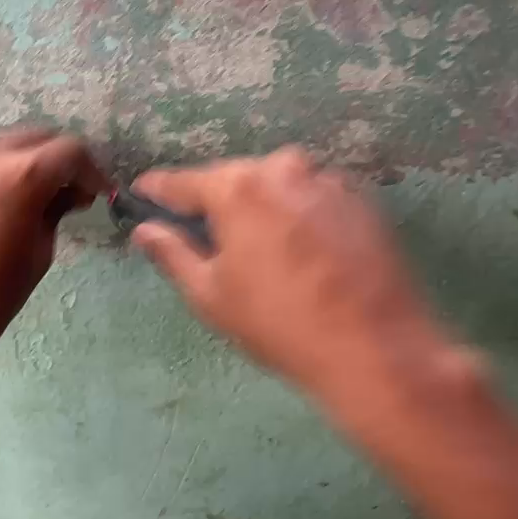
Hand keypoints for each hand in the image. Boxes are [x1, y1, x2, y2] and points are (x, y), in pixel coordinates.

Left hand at [0, 129, 107, 373]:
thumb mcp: (38, 256)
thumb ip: (55, 211)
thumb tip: (66, 193)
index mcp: (21, 174)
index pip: (70, 151)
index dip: (91, 170)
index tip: (95, 192)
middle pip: (34, 138)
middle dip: (55, 161)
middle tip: (63, 192)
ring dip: (16, 164)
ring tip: (18, 200)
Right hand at [131, 147, 446, 396]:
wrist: (377, 350)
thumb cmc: (279, 323)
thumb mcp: (210, 295)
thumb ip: (172, 253)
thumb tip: (143, 229)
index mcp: (236, 187)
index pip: (181, 182)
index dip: (157, 190)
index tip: (140, 193)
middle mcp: (281, 168)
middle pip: (233, 179)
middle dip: (215, 202)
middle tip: (207, 237)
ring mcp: (326, 181)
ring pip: (276, 186)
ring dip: (261, 207)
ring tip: (261, 249)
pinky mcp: (361, 200)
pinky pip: (312, 198)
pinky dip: (298, 214)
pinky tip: (304, 253)